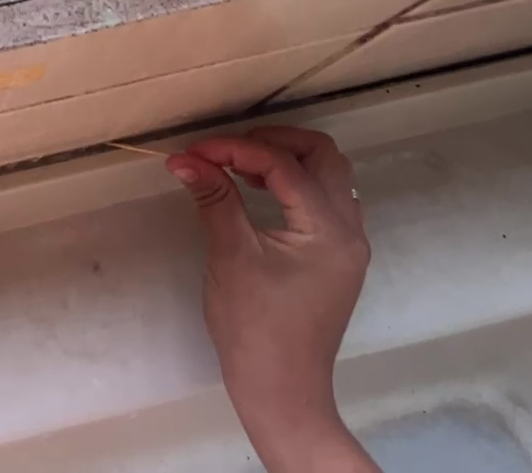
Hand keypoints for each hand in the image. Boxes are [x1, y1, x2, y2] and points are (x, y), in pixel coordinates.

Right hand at [165, 127, 378, 472]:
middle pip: (321, 155)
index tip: (193, 152)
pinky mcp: (334, 255)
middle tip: (225, 151)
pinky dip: (291, 182)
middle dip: (271, 142)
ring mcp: (346, 244)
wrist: (280, 389)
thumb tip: (183, 158)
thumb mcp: (230, 255)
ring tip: (237, 167)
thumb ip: (213, 198)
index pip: (283, 165)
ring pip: (327, 174)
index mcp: (329, 230)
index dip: (235, 149)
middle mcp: (349, 230)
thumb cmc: (254, 324)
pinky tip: (256, 192)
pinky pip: (322, 198)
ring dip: (284, 159)